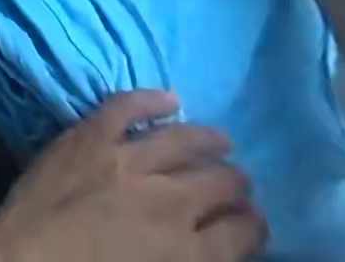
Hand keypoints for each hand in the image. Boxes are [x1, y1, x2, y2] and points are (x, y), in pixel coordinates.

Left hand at [0, 91, 266, 261]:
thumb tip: (205, 249)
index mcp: (188, 255)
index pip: (240, 234)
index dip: (252, 226)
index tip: (254, 219)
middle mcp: (168, 202)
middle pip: (216, 184)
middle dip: (235, 182)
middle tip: (241, 178)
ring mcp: (127, 161)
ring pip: (180, 141)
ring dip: (207, 140)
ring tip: (223, 140)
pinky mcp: (90, 135)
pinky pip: (126, 107)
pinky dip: (150, 99)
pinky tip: (171, 98)